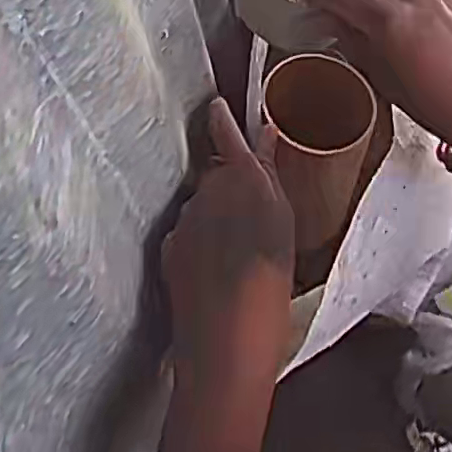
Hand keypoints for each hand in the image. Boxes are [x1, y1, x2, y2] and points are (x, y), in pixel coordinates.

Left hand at [162, 98, 293, 373]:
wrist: (226, 346)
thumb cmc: (270, 283)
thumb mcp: (283, 222)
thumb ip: (270, 173)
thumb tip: (265, 135)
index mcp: (243, 178)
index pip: (226, 134)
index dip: (221, 118)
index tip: (216, 105)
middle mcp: (207, 191)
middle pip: (216, 176)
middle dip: (228, 188)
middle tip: (252, 224)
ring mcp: (184, 219)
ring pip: (202, 206)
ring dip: (215, 219)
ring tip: (236, 257)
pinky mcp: (168, 246)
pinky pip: (187, 233)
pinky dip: (199, 243)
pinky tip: (214, 272)